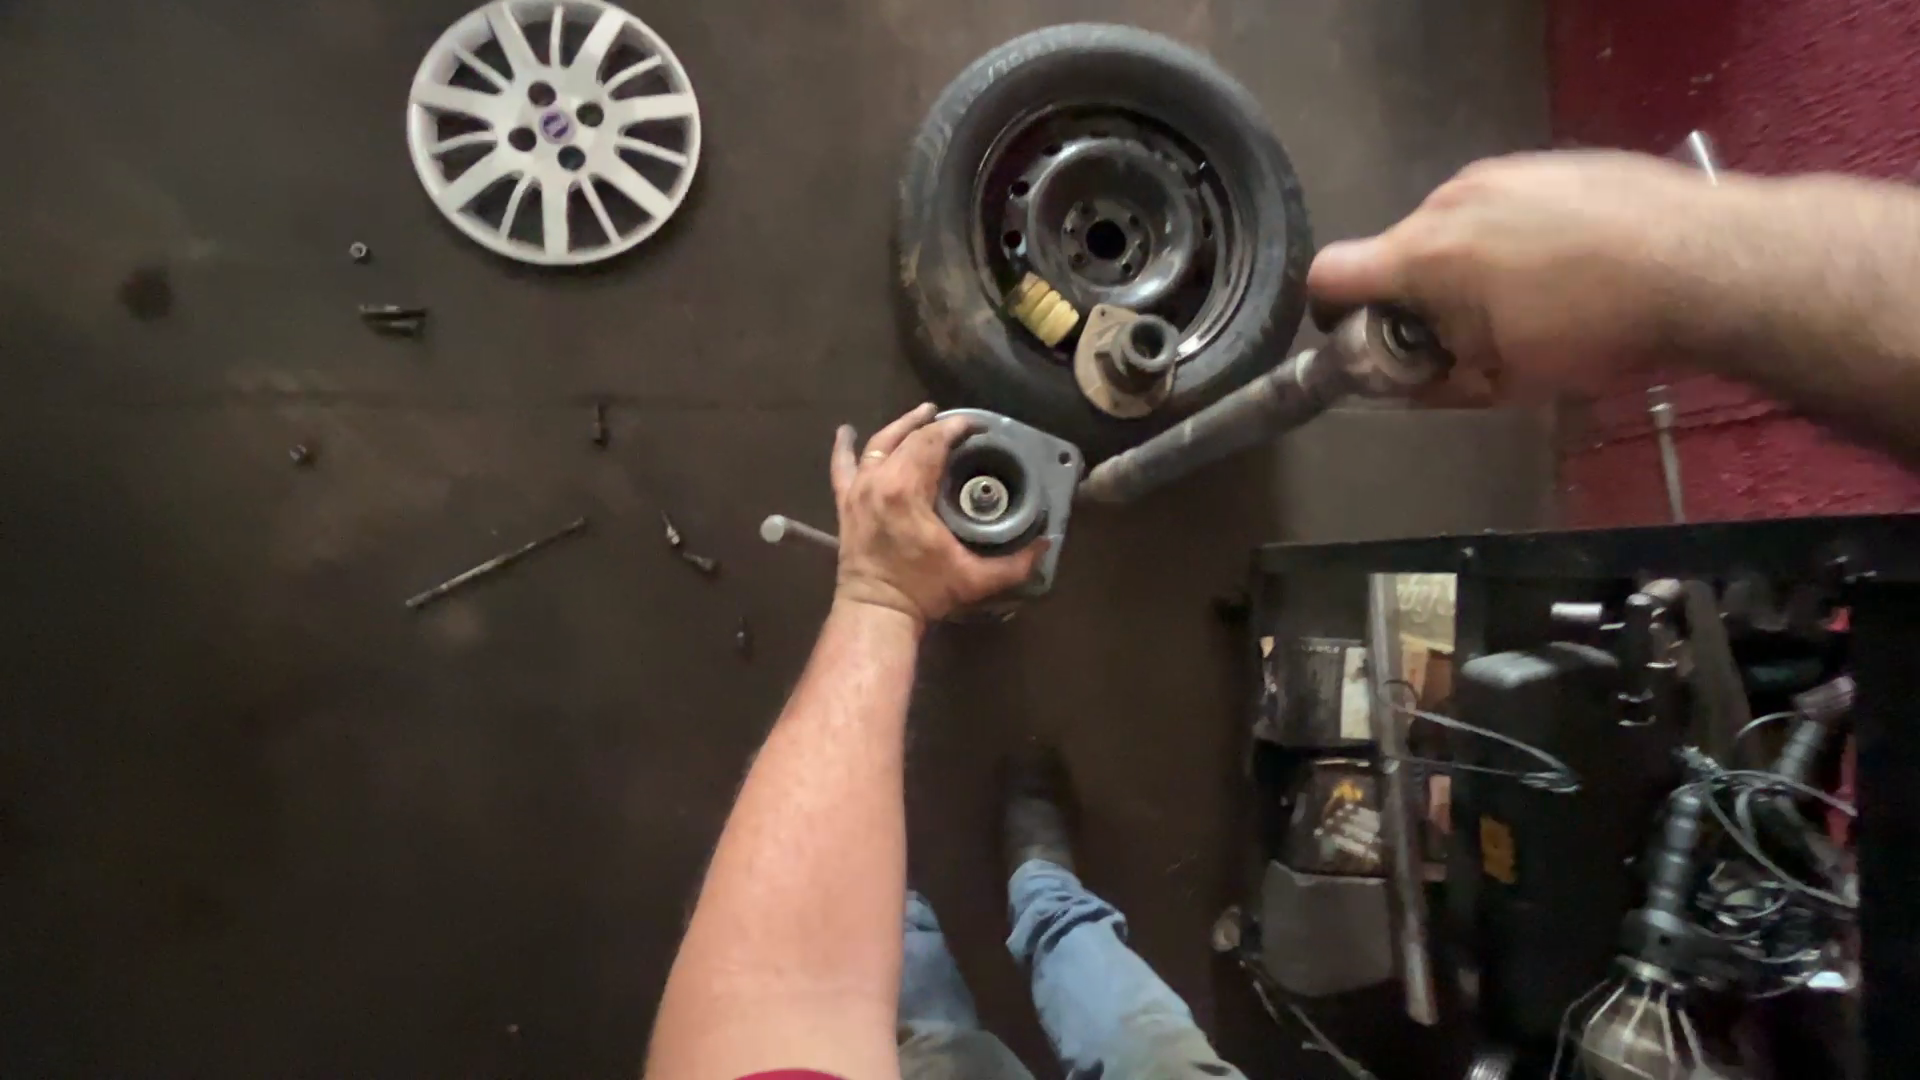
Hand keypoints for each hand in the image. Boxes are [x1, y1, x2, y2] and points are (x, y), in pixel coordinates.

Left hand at [829, 404, 1047, 626]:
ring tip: (921, 413)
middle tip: (958, 423)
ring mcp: (859, 490)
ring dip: (901, 426)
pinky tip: (847, 432)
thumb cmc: (924, 592)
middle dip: (935, 425)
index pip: (933, 442)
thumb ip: (1016, 563)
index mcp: (908, 491)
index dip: (956, 428)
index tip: (976, 426)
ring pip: (878, 443)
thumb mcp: (976, 579)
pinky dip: (844, 447)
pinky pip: (842, 466)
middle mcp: (880, 480)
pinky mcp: (845, 503)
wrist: (876, 613)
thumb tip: (1046, 544)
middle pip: (909, 438)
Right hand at [1308, 151, 1723, 399]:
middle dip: (1408, 293)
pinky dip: (1499, 235)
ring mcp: (1500, 172)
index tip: (1359, 333)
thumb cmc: (1592, 332)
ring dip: (1454, 263)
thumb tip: (1399, 387)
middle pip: (1391, 252)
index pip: (1328, 273)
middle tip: (1456, 330)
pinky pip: (1492, 203)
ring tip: (1515, 293)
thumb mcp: (1498, 384)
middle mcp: (1447, 202)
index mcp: (1423, 257)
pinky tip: (1553, 260)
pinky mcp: (1546, 160)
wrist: (1719, 264)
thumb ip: (1429, 385)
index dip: (1327, 310)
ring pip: (1442, 226)